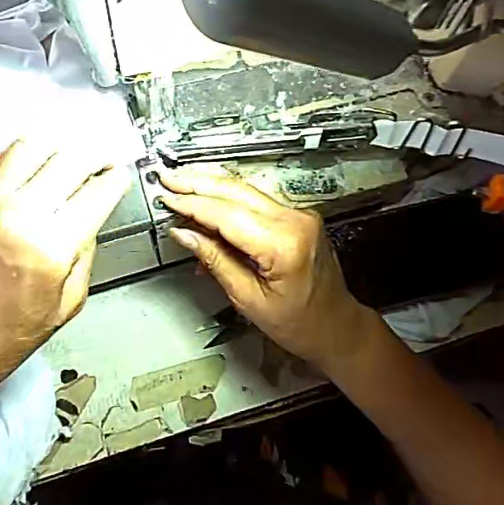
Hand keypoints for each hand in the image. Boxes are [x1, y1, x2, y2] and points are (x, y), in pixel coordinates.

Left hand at [0, 112, 131, 409]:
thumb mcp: (65, 305)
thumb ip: (81, 255)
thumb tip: (88, 220)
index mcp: (49, 248)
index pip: (97, 194)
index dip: (114, 181)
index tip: (118, 177)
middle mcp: (16, 216)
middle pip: (68, 160)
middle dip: (94, 151)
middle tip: (103, 151)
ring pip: (29, 144)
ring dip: (56, 133)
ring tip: (71, 132)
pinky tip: (11, 113)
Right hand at [155, 168, 378, 366]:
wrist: (335, 325)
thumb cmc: (301, 322)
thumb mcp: (248, 299)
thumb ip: (215, 261)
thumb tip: (186, 234)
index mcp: (285, 244)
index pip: (227, 214)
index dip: (193, 204)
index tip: (169, 198)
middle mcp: (296, 222)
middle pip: (236, 191)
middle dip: (198, 183)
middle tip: (168, 179)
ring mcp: (299, 216)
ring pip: (245, 190)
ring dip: (211, 185)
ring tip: (181, 181)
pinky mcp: (297, 217)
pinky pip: (256, 201)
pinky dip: (228, 199)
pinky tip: (206, 197)